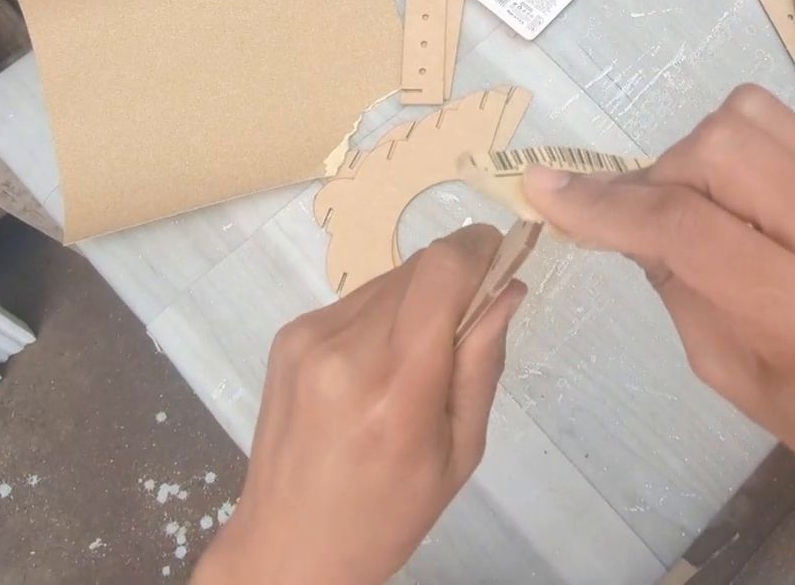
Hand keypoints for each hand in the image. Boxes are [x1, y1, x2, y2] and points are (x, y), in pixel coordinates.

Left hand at [193, 223, 525, 584]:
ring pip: (390, 278)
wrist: (286, 546)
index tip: (501, 257)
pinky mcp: (289, 332)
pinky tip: (376, 362)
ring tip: (416, 355)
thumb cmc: (389, 512)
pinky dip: (384, 312)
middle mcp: (346, 347)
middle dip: (456, 276)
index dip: (478, 249)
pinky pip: (358, 298)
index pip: (442, 271)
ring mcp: (310, 335)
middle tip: (468, 319)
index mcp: (396, 386)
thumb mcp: (460, 451)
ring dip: (419, 296)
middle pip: (419, 266)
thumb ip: (483, 361)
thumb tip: (507, 286)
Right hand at [521, 84, 794, 484]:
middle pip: (721, 149)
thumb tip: (611, 205)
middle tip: (645, 215)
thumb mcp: (719, 365)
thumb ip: (670, 275)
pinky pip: (771, 119)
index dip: (607, 205)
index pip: (688, 229)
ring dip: (691, 152)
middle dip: (658, 174)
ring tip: (690, 201)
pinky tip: (726, 188)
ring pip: (744, 118)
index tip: (546, 190)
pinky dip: (725, 141)